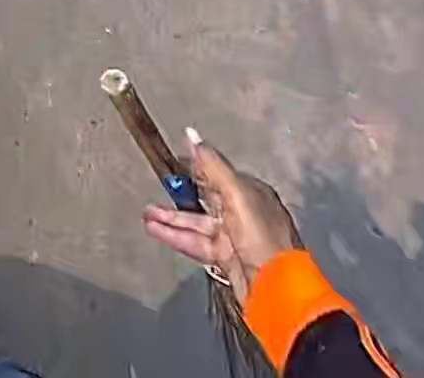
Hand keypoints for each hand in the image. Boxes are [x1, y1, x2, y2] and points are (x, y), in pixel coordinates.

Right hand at [141, 131, 300, 299]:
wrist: (276, 291)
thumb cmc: (260, 235)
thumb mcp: (236, 195)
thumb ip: (211, 165)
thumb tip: (190, 133)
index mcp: (252, 195)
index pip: (219, 175)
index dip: (195, 168)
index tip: (172, 160)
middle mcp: (244, 214)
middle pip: (206, 199)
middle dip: (180, 193)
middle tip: (157, 185)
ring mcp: (234, 237)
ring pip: (196, 221)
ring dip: (171, 217)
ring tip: (146, 214)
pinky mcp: (224, 257)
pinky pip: (194, 241)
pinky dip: (174, 235)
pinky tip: (153, 229)